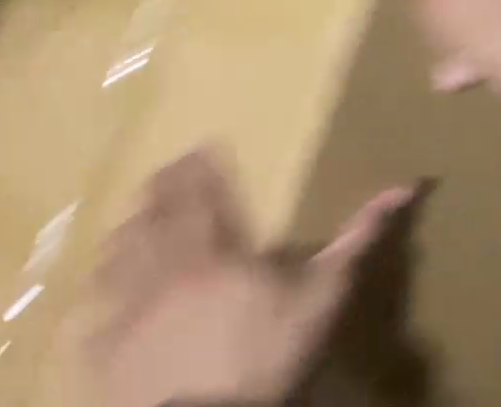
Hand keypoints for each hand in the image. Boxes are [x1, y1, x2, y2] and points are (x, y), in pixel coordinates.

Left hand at [83, 149, 410, 406]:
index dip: (196, 173)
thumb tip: (407, 185)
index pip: (201, 200)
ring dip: (126, 232)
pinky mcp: (101, 354)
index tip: (198, 146)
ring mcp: (124, 315)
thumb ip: (359, 235)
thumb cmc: (272, 348)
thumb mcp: (327, 290)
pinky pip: (93, 308)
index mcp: (216, 255)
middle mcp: (162, 274)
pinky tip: (102, 283)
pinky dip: (100, 285)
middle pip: (152, 224)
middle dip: (158, 193)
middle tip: (163, 170)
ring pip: (116, 261)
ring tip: (134, 216)